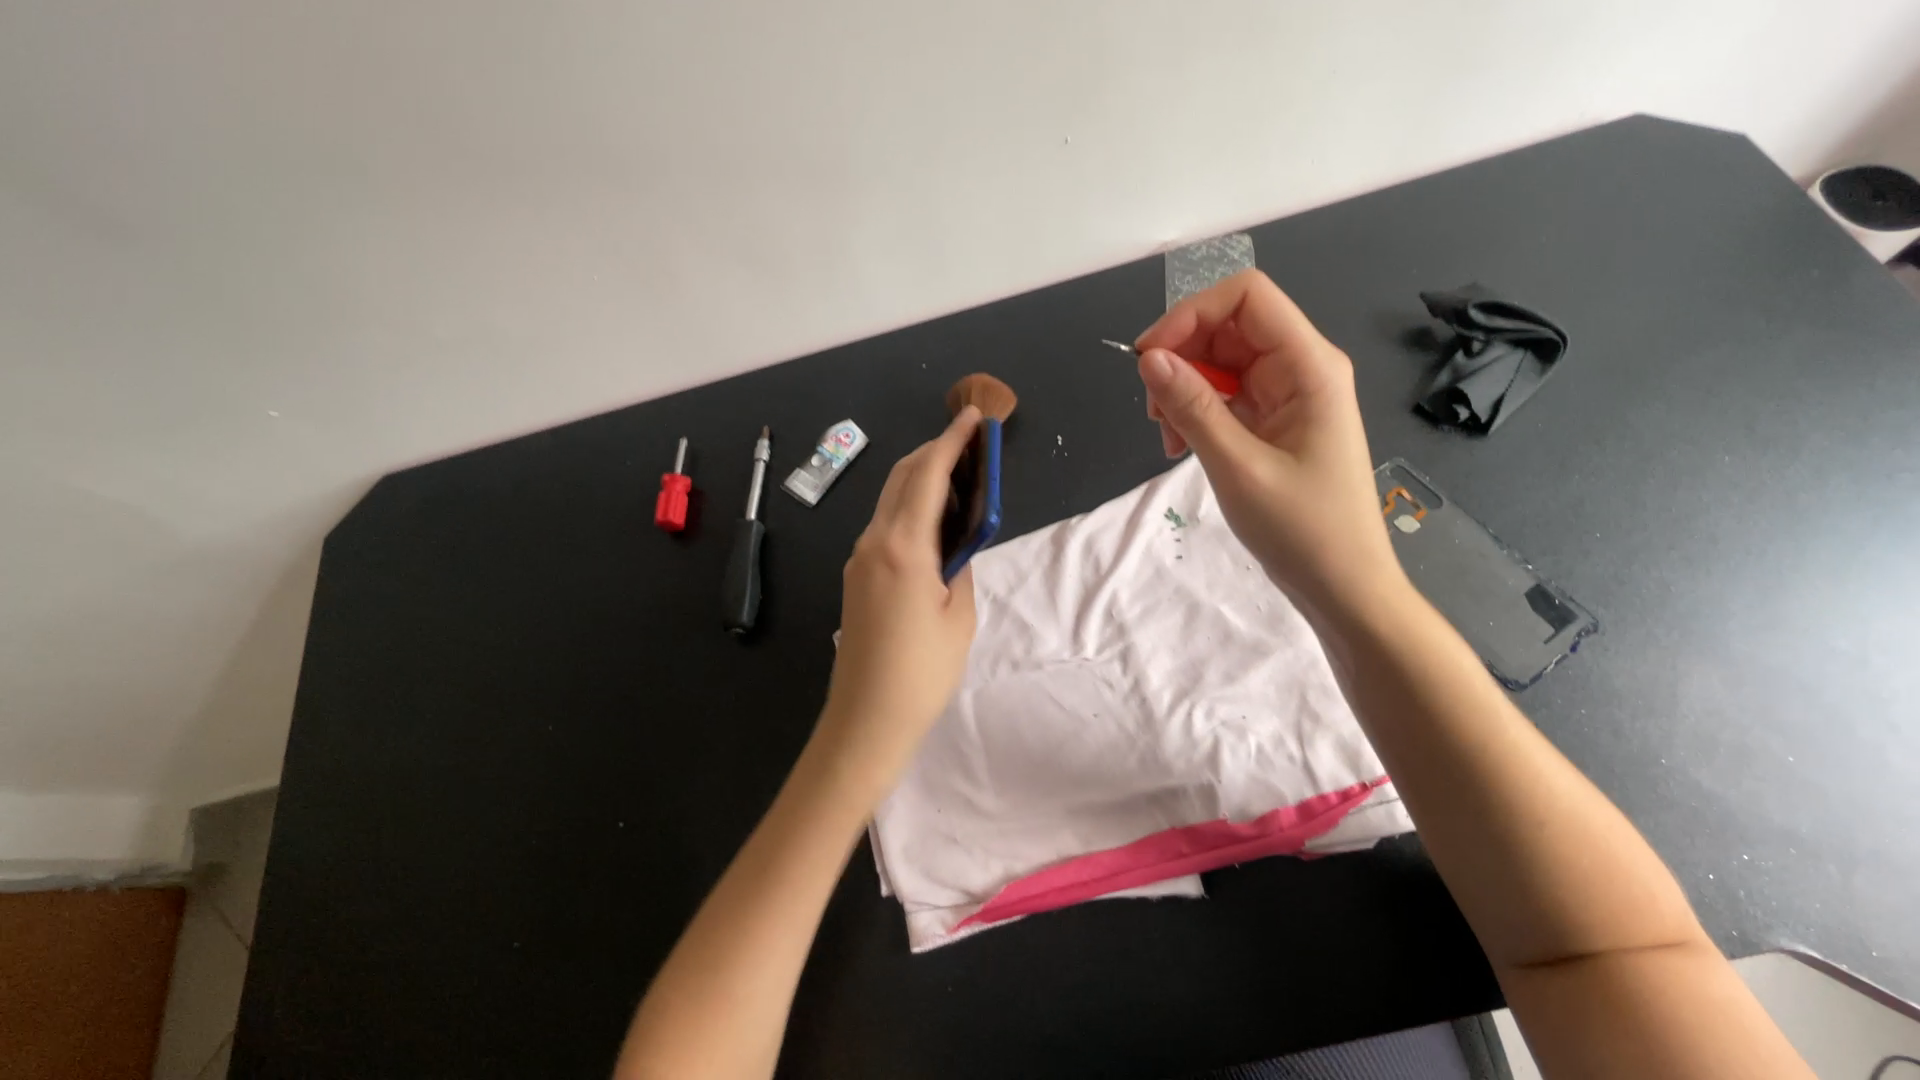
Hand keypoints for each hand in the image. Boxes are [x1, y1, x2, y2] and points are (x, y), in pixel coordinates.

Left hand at [817, 407, 980, 785]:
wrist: (866, 718)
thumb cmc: (923, 672)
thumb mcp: (959, 616)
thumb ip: (959, 567)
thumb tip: (955, 544)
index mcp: (903, 546)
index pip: (928, 476)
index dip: (951, 442)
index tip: (971, 418)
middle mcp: (873, 542)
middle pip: (902, 479)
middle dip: (934, 453)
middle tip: (969, 445)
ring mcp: (858, 559)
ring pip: (890, 501)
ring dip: (921, 480)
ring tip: (959, 480)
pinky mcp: (856, 577)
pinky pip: (884, 526)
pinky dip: (910, 509)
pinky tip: (933, 523)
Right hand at [1135, 269, 1402, 614]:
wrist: (1343, 586)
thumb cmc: (1302, 529)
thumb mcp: (1237, 466)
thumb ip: (1192, 407)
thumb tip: (1148, 359)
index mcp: (1309, 365)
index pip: (1246, 296)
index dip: (1191, 314)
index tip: (1148, 359)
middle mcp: (1301, 368)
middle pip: (1228, 326)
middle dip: (1181, 357)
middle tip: (1153, 410)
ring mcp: (1288, 394)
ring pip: (1221, 362)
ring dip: (1183, 389)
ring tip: (1167, 437)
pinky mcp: (1275, 421)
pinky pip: (1226, 395)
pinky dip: (1196, 412)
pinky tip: (1180, 446)